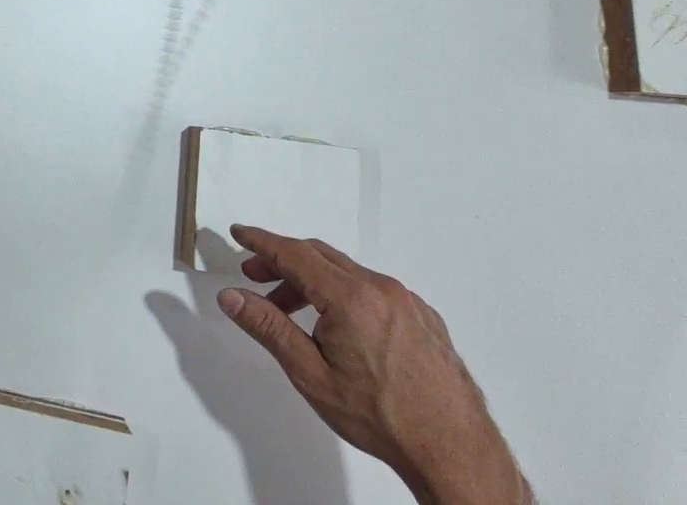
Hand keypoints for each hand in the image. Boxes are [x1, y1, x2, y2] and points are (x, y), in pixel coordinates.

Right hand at [217, 225, 531, 504]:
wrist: (455, 453)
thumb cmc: (379, 416)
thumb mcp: (310, 373)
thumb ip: (268, 327)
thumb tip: (230, 295)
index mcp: (351, 298)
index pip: (294, 254)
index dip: (261, 241)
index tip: (238, 233)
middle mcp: (382, 289)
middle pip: (319, 256)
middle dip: (281, 260)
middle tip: (253, 275)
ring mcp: (408, 302)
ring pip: (346, 272)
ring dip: (310, 279)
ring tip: (289, 309)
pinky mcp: (425, 318)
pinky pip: (373, 289)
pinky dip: (342, 292)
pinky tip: (336, 324)